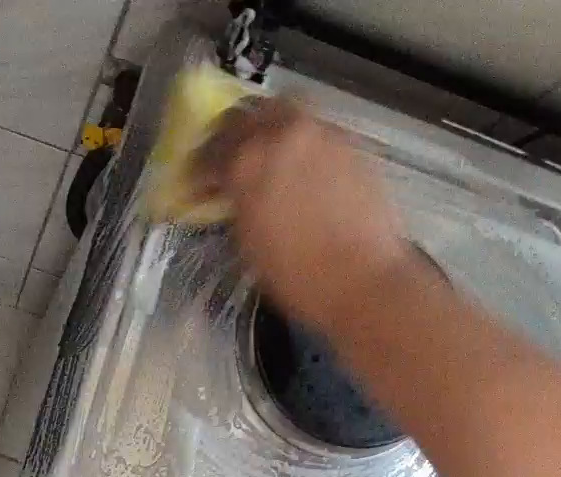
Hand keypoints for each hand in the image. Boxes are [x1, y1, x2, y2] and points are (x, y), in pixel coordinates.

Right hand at [191, 96, 424, 334]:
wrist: (362, 279)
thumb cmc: (296, 275)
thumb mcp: (247, 242)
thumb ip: (236, 204)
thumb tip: (232, 194)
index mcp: (245, 162)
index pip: (209, 150)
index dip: (200, 168)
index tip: (199, 184)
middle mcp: (282, 134)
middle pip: (247, 113)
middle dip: (233, 135)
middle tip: (229, 159)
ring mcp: (321, 134)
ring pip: (286, 114)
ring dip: (270, 130)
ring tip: (269, 160)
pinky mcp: (351, 144)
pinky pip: (316, 131)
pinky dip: (302, 144)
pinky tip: (303, 172)